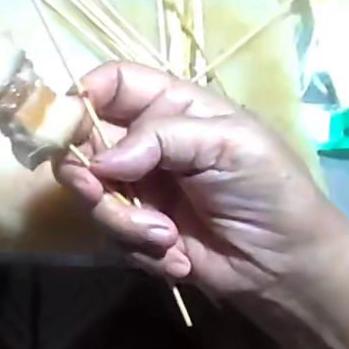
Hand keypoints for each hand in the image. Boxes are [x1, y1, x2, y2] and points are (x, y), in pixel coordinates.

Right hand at [54, 63, 348, 309]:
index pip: (111, 83)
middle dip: (85, 173)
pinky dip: (137, 247)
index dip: (82, 95)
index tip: (64, 125)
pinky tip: (176, 255)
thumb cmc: (268, 189)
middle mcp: (142, 143)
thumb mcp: (230, 144)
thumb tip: (100, 162)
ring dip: (120, 220)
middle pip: (82, 141)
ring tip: (165, 237)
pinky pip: (108, 233)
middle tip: (99, 193)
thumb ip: (163, 138)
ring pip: (89, 194)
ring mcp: (136, 186)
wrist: (284, 266)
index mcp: (169, 107)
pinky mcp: (134, 228)